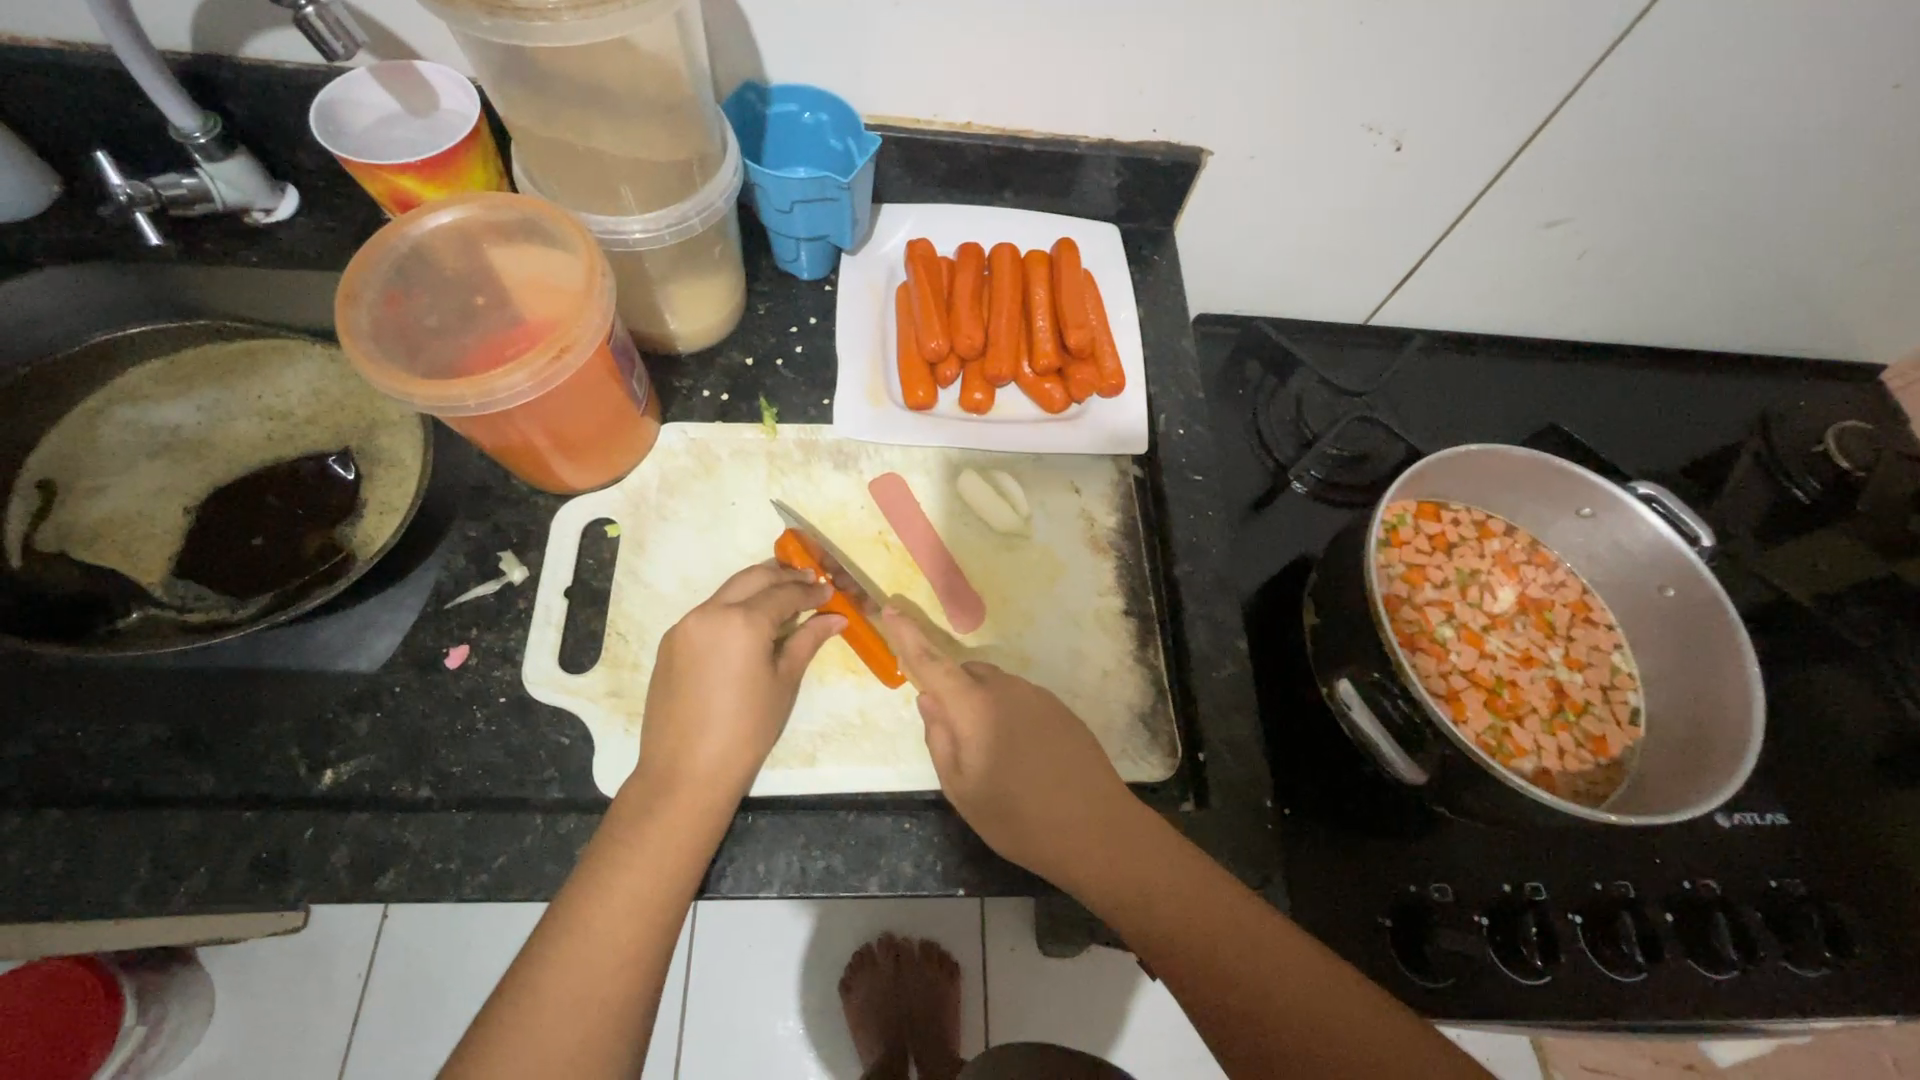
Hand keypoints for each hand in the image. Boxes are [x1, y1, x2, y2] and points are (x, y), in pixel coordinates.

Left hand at [632, 562, 844, 804]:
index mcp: (742, 621)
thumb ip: (807, 641)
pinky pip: (708, 613)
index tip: (829, 591)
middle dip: (782, 576)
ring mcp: (685, 626)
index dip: (810, 592)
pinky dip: (733, 609)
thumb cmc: (747, 730)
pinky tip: (749, 626)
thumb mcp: (784, 683)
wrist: (686, 771)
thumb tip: (835, 617)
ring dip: (756, 589)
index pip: (783, 594)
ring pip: (726, 592)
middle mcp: (709, 612)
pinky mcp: (671, 643)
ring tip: (783, 599)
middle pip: (752, 578)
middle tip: (808, 582)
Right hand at [883, 607, 1146, 886]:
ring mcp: (1039, 696)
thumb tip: (929, 700)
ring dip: (982, 706)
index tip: (892, 609)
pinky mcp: (1062, 710)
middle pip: (966, 674)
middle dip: (952, 692)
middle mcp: (1007, 689)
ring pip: (995, 687)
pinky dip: (1008, 716)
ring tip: (993, 759)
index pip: (933, 663)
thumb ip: (939, 739)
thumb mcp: (961, 789)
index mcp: (975, 707)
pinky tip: (1022, 758)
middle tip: (954, 740)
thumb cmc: (1018, 818)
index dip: (909, 637)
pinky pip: (1021, 700)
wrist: (1097, 830)